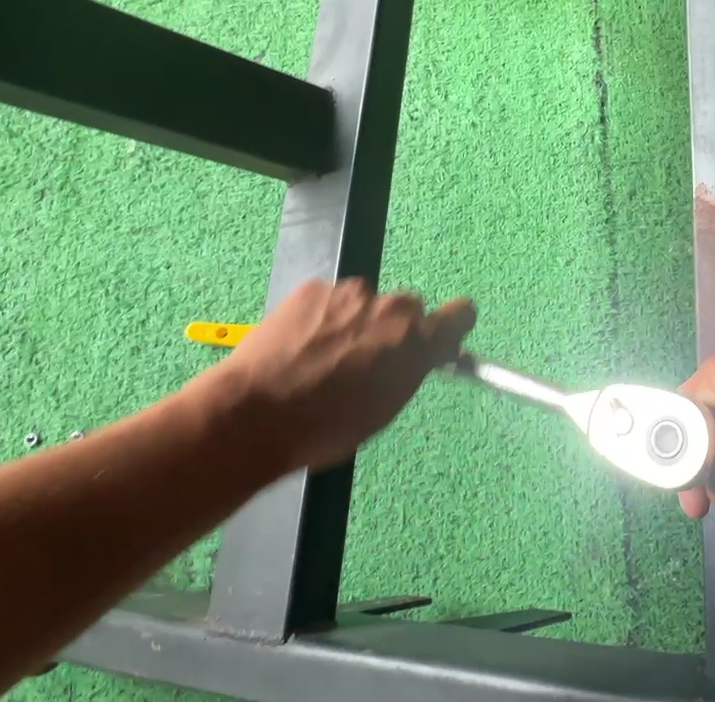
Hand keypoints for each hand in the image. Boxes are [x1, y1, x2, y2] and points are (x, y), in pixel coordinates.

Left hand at [194, 278, 474, 471]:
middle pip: (407, 308)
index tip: (435, 340)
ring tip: (320, 354)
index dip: (450, 325)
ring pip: (365, 303)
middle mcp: (392, 308)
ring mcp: (351, 293)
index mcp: (417, 341)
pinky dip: (321, 316)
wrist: (253, 415)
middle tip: (363, 357)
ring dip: (354, 320)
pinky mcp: (314, 288)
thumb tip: (417, 357)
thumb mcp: (383, 409)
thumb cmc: (325, 427)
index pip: (461, 313)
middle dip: (392, 327)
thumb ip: (408, 371)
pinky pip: (330, 299)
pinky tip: (298, 344)